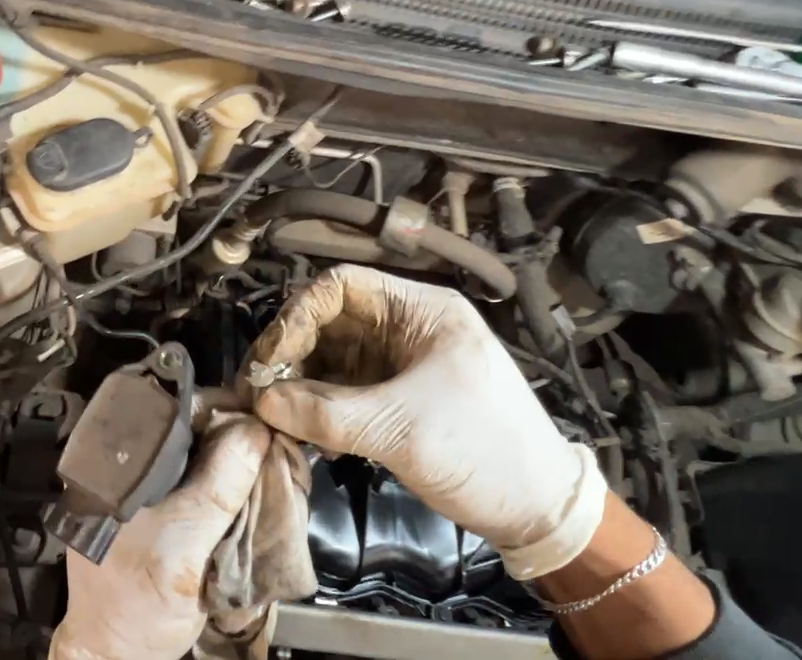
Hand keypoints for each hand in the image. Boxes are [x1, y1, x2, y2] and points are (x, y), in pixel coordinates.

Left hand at [49, 415, 270, 659]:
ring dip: (233, 452)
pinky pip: (197, 474)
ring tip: (266, 457)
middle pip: (188, 424)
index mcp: (115, 458)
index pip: (172, 408)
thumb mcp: (182, 545)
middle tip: (271, 439)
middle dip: (232, 429)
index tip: (260, 415)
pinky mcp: (157, 503)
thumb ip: (216, 488)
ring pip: (196, 448)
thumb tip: (254, 429)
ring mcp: (140, 481)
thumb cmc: (137, 601)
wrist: (116, 652)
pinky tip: (249, 480)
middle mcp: (124, 459)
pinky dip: (225, 475)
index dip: (219, 406)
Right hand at [247, 264, 607, 578]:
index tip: (271, 359)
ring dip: (300, 380)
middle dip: (293, 351)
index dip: (299, 315)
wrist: (542, 514)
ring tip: (273, 413)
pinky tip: (297, 425)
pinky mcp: (395, 395)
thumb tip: (261, 402)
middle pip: (331, 320)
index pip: (342, 286)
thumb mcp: (401, 431)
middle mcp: (406, 326)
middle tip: (259, 389)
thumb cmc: (483, 452)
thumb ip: (326, 414)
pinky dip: (317, 402)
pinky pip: (343, 386)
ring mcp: (400, 361)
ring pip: (332, 354)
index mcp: (421, 310)